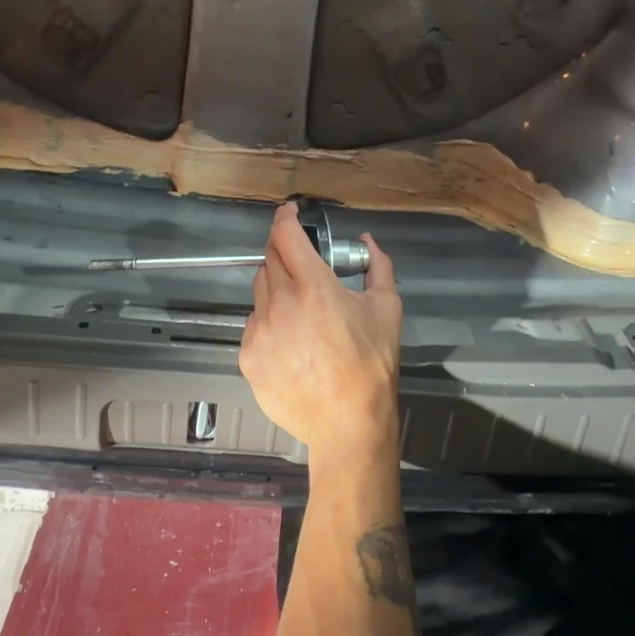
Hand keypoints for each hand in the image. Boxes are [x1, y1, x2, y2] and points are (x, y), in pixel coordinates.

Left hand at [239, 202, 402, 462]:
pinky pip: (253, 325)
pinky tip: (290, 340)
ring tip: (300, 308)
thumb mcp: (387, 309)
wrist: (348, 422)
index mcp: (313, 286)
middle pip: (270, 259)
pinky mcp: (247, 356)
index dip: (285, 217)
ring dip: (276, 287)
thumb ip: (377, 267)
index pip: (285, 234)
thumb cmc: (372, 364)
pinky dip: (268, 322)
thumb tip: (367, 242)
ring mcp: (259, 331)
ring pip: (260, 291)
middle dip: (284, 252)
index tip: (290, 212)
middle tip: (303, 263)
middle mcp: (279, 302)